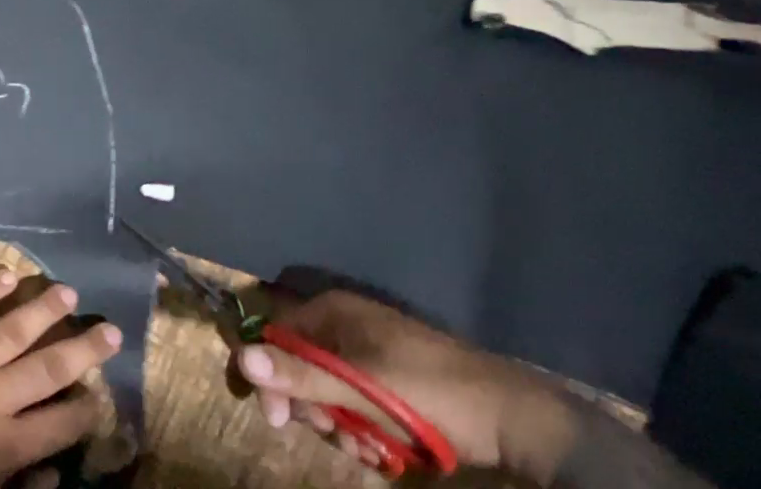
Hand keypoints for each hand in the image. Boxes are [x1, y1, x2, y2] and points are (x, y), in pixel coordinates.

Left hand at [0, 267, 124, 488]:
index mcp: (4, 445)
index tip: (100, 392)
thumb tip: (55, 471)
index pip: (62, 422)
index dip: (87, 408)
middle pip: (46, 369)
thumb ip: (19, 485)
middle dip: (82, 349)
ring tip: (67, 291)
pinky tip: (6, 274)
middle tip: (110, 328)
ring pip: (8, 330)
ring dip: (42, 310)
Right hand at [236, 290, 575, 480]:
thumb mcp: (361, 390)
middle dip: (312, 407)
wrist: (520, 422)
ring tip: (366, 448)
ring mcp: (373, 351)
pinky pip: (359, 399)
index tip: (279, 420)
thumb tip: (240, 357)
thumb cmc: (433, 395)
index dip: (270, 376)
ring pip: (330, 389)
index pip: (275, 336)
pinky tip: (383, 448)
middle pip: (301, 365)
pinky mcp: (395, 378)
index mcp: (334, 311)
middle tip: (332, 435)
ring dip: (339, 423)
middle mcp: (347, 324)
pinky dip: (363, 426)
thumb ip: (300, 376)